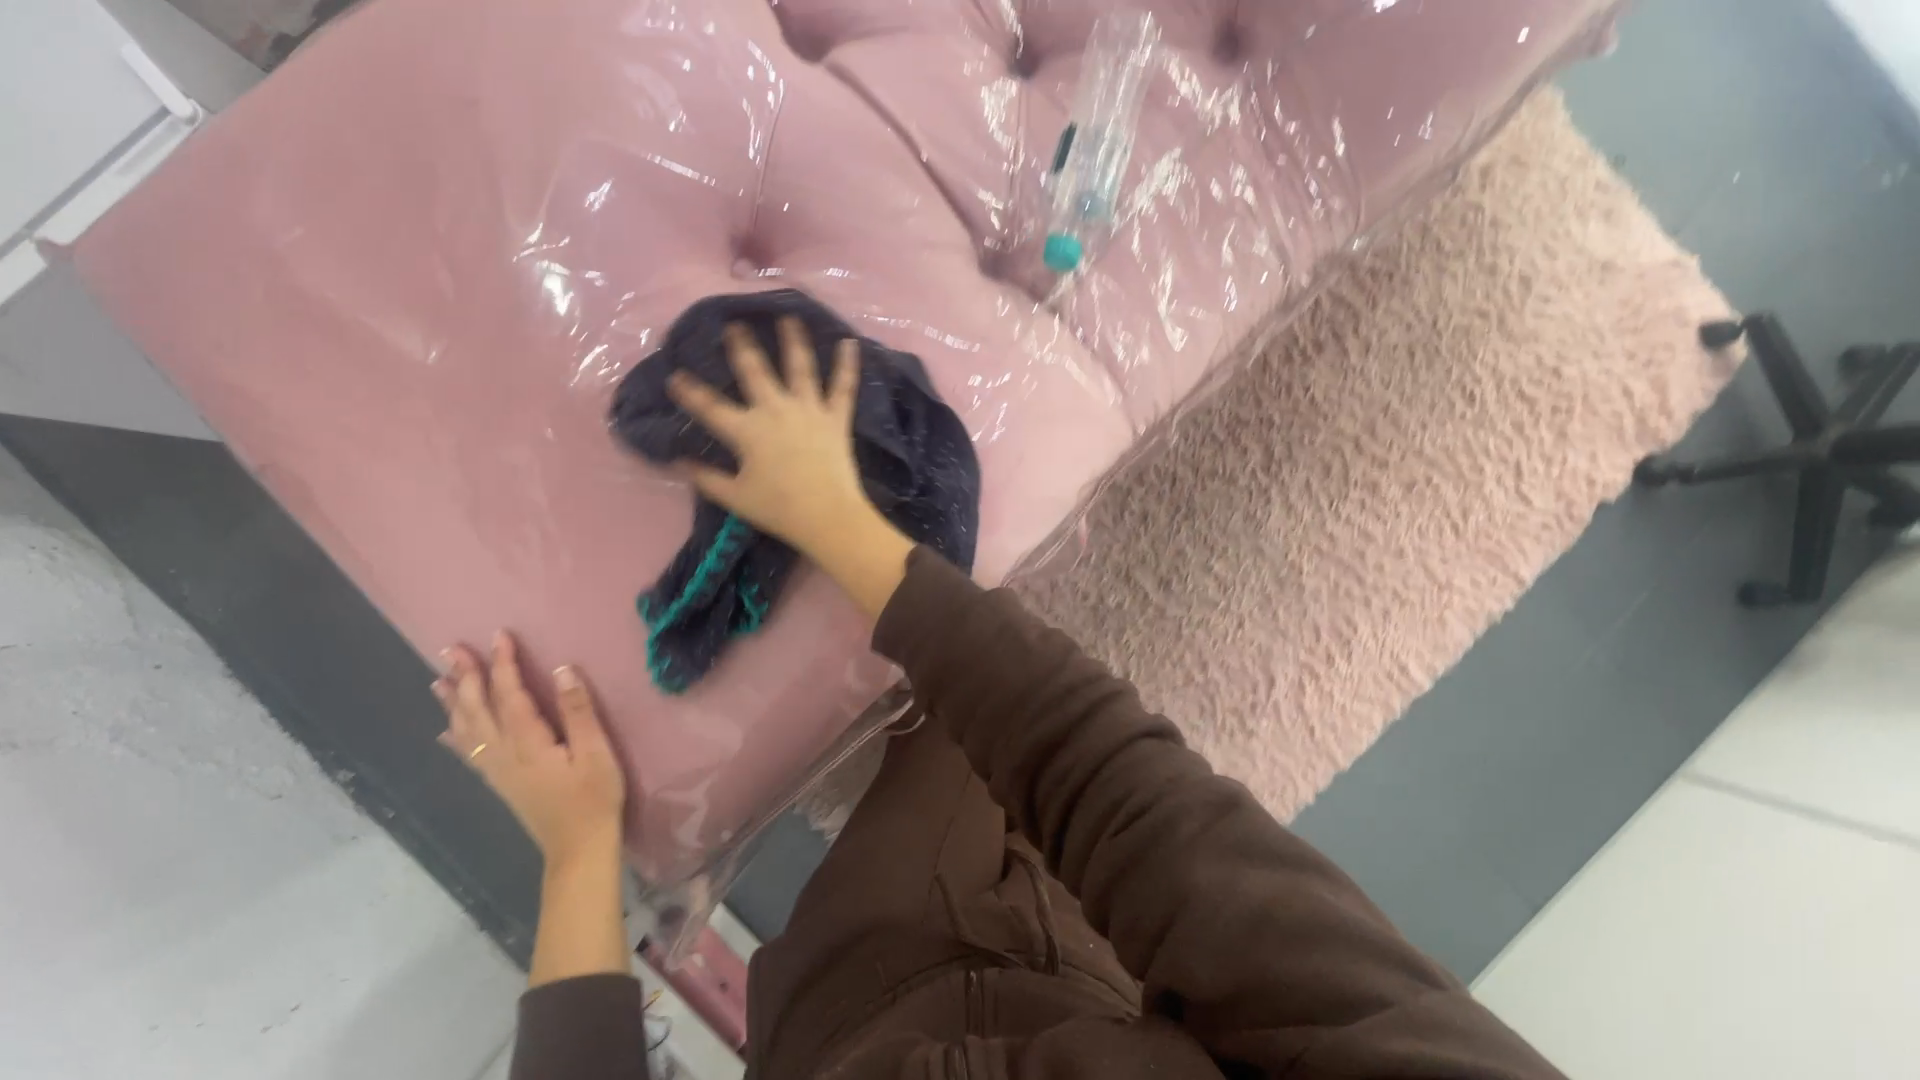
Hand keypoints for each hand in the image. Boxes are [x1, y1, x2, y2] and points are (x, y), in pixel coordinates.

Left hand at [434, 632, 626, 867]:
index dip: (503, 664)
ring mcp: (498, 770)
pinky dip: (456, 737)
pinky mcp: (500, 783)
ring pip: (467, 729)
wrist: (578, 847)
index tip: (499, 635)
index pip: (509, 694)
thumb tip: (562, 669)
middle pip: (478, 709)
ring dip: (453, 702)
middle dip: (466, 678)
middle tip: (450, 649)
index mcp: (528, 742)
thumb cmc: (594, 797)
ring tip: (439, 680)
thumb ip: (578, 711)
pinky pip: (470, 753)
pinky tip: (446, 731)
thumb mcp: (596, 751)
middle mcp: (504, 753)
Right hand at [667, 317, 876, 557]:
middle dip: (742, 346)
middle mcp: (776, 410)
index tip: (674, 375)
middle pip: (755, 371)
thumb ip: (705, 478)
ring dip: (794, 340)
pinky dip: (848, 364)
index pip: (710, 407)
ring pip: (800, 367)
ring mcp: (809, 410)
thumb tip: (678, 462)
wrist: (828, 516)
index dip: (690, 392)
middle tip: (735, 324)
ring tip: (789, 317)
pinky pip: (843, 387)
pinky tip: (850, 342)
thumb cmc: (779, 509)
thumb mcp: (735, 496)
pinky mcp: (836, 419)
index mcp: (747, 430)